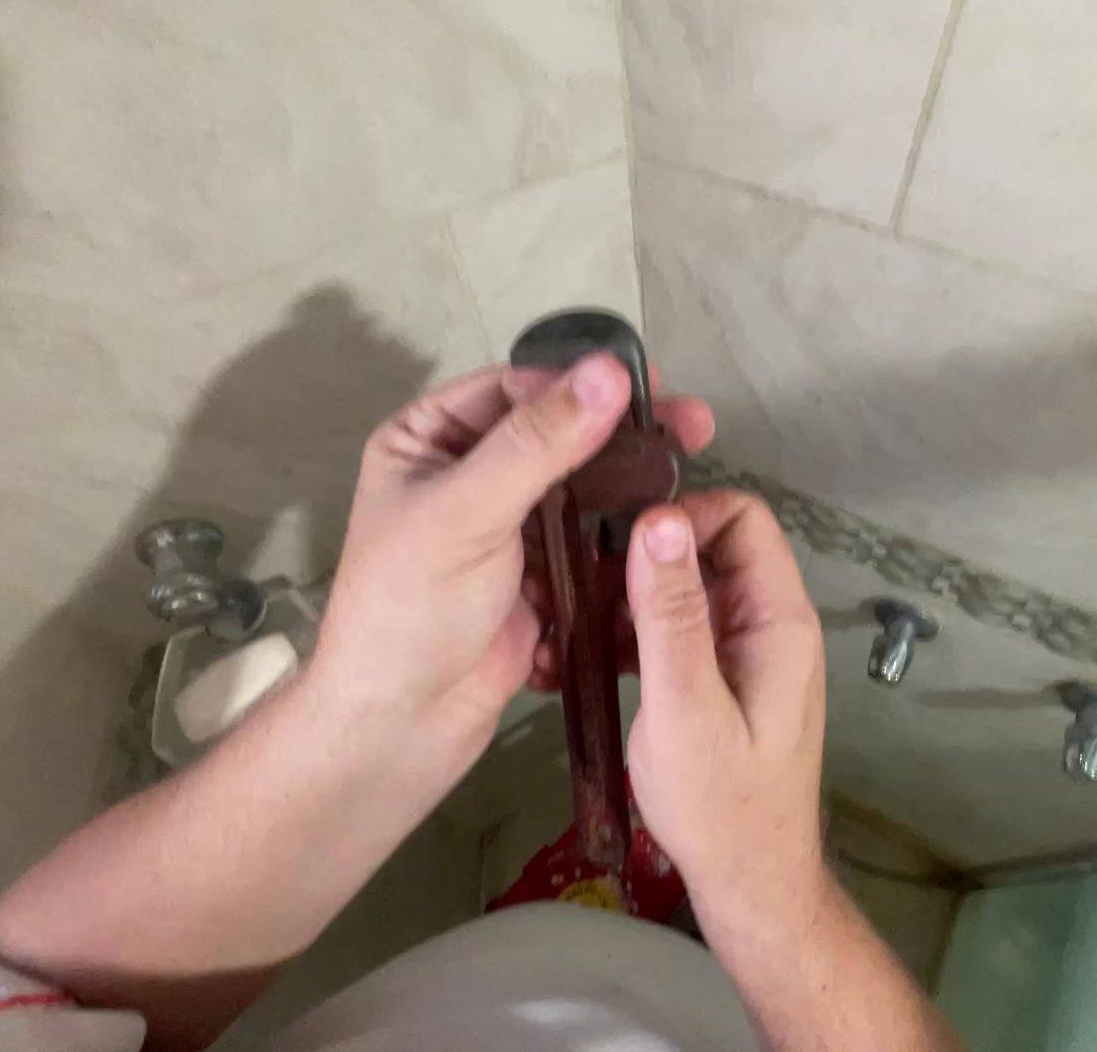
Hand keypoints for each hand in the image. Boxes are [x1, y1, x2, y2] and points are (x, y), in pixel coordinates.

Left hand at [305, 356, 713, 758]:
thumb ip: (538, 443)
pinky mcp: (540, 571)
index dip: (579, 382)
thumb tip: (608, 372)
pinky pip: (589, 536)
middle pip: (557, 435)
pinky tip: (665, 519)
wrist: (405, 723)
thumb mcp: (468, 512)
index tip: (648, 383)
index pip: (515, 390)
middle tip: (692, 423)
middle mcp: (470, 473)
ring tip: (688, 467)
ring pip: (580, 486)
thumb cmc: (413, 606)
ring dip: (628, 478)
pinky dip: (622, 529)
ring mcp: (509, 526)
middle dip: (619, 431)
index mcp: (432, 440)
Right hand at [623, 492, 829, 918]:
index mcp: (777, 616)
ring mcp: (745, 647)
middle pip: (712, 547)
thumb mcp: (686, 705)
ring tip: (582, 621)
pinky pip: (681, 625)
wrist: (748, 880)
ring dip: (637, 595)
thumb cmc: (721, 804)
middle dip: (651, 557)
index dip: (685, 516)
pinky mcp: (722, 672)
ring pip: (690, 585)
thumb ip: (671, 613)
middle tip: (589, 587)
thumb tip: (658, 520)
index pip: (743, 518)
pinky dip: (641, 628)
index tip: (625, 547)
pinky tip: (598, 651)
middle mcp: (768, 620)